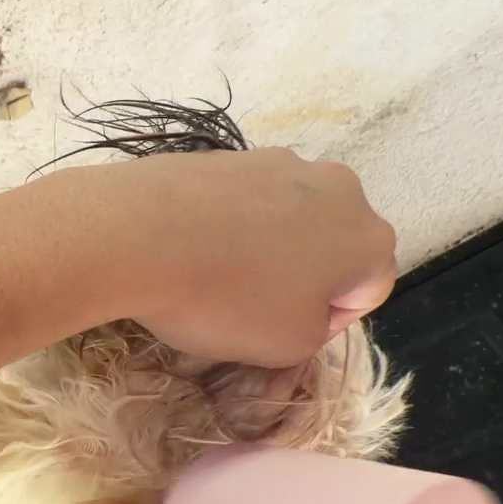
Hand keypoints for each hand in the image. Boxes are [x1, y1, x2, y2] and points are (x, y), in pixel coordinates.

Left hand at [53, 148, 397, 367]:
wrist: (135, 236)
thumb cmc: (221, 299)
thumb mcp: (279, 346)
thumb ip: (307, 336)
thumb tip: (295, 316)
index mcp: (367, 238)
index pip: (365, 290)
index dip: (323, 322)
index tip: (274, 336)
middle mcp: (334, 188)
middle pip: (318, 246)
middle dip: (284, 278)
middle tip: (232, 307)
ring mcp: (270, 164)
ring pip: (269, 219)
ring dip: (244, 247)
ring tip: (194, 275)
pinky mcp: (214, 157)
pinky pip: (218, 202)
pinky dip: (202, 224)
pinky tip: (169, 246)